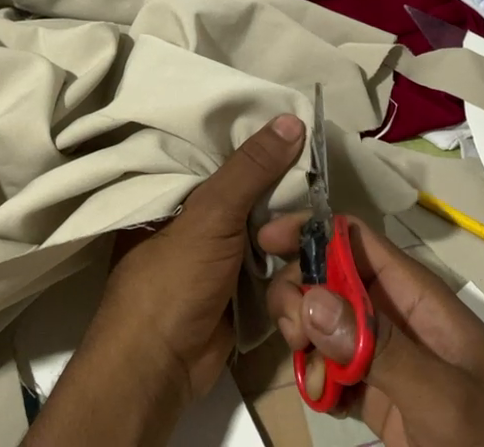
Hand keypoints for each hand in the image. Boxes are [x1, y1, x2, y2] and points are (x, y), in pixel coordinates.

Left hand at [26, 113, 306, 446]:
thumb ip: (250, 169)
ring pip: (261, 220)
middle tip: (317, 155)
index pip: (214, 148)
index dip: (250, 134)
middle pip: (244, 186)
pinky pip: (268, 254)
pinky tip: (314, 232)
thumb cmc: (172, 281)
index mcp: (170, 189)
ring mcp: (215, 250)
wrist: (160, 368)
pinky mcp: (236, 283)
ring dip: (287, 216)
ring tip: (323, 192)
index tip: (291, 115)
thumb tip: (291, 118)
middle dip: (277, 178)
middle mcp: (191, 214)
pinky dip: (287, 248)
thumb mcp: (210, 215)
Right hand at [260, 213, 483, 446]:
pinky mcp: (383, 399)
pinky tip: (320, 398)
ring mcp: (391, 360)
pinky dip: (319, 379)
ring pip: (329, 326)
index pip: (358, 241)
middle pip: (334, 280)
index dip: (312, 232)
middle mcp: (400, 319)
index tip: (266, 242)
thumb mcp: (443, 397)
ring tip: (307, 372)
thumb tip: (312, 296)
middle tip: (290, 330)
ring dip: (306, 339)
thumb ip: (379, 347)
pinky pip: (336, 372)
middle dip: (302, 292)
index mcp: (420, 298)